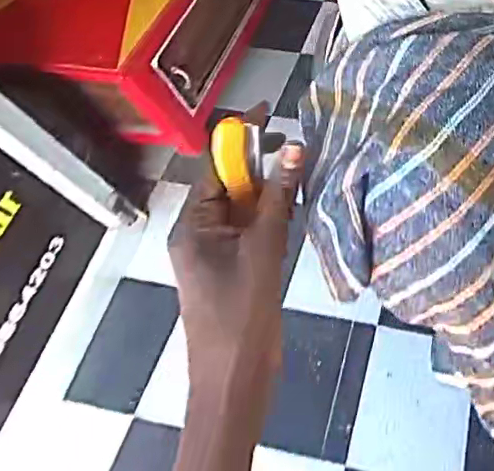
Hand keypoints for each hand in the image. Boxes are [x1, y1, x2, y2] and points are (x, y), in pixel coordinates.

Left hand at [170, 116, 306, 470]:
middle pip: (229, 182)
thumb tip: (295, 146)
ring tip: (301, 170)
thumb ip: (279, 195)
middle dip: (259, 161)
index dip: (239, 136)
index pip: (214, 165)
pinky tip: (296, 202)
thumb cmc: (242, 312)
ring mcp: (216, 250)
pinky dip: (272, 211)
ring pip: (243, 203)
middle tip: (294, 144)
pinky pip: (251, 225)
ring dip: (270, 186)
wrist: (235, 380)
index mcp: (193, 224)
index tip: (266, 111)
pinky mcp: (234, 265)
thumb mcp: (264, 246)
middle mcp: (200, 231)